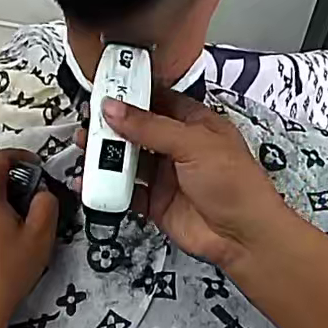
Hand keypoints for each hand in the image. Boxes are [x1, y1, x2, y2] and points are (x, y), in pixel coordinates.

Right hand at [95, 90, 292, 268]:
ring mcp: (167, 176)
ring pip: (129, 161)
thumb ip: (151, 126)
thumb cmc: (237, 186)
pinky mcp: (157, 203)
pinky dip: (108, 188)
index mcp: (195, 124)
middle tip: (87, 123)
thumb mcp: (194, 144)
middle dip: (112, 127)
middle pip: (138, 131)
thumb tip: (116, 109)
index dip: (132, 96)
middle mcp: (179, 148)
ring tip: (84, 148)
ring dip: (107, 156)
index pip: (158, 101)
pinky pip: (127, 192)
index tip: (104, 91)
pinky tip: (91, 182)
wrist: (243, 236)